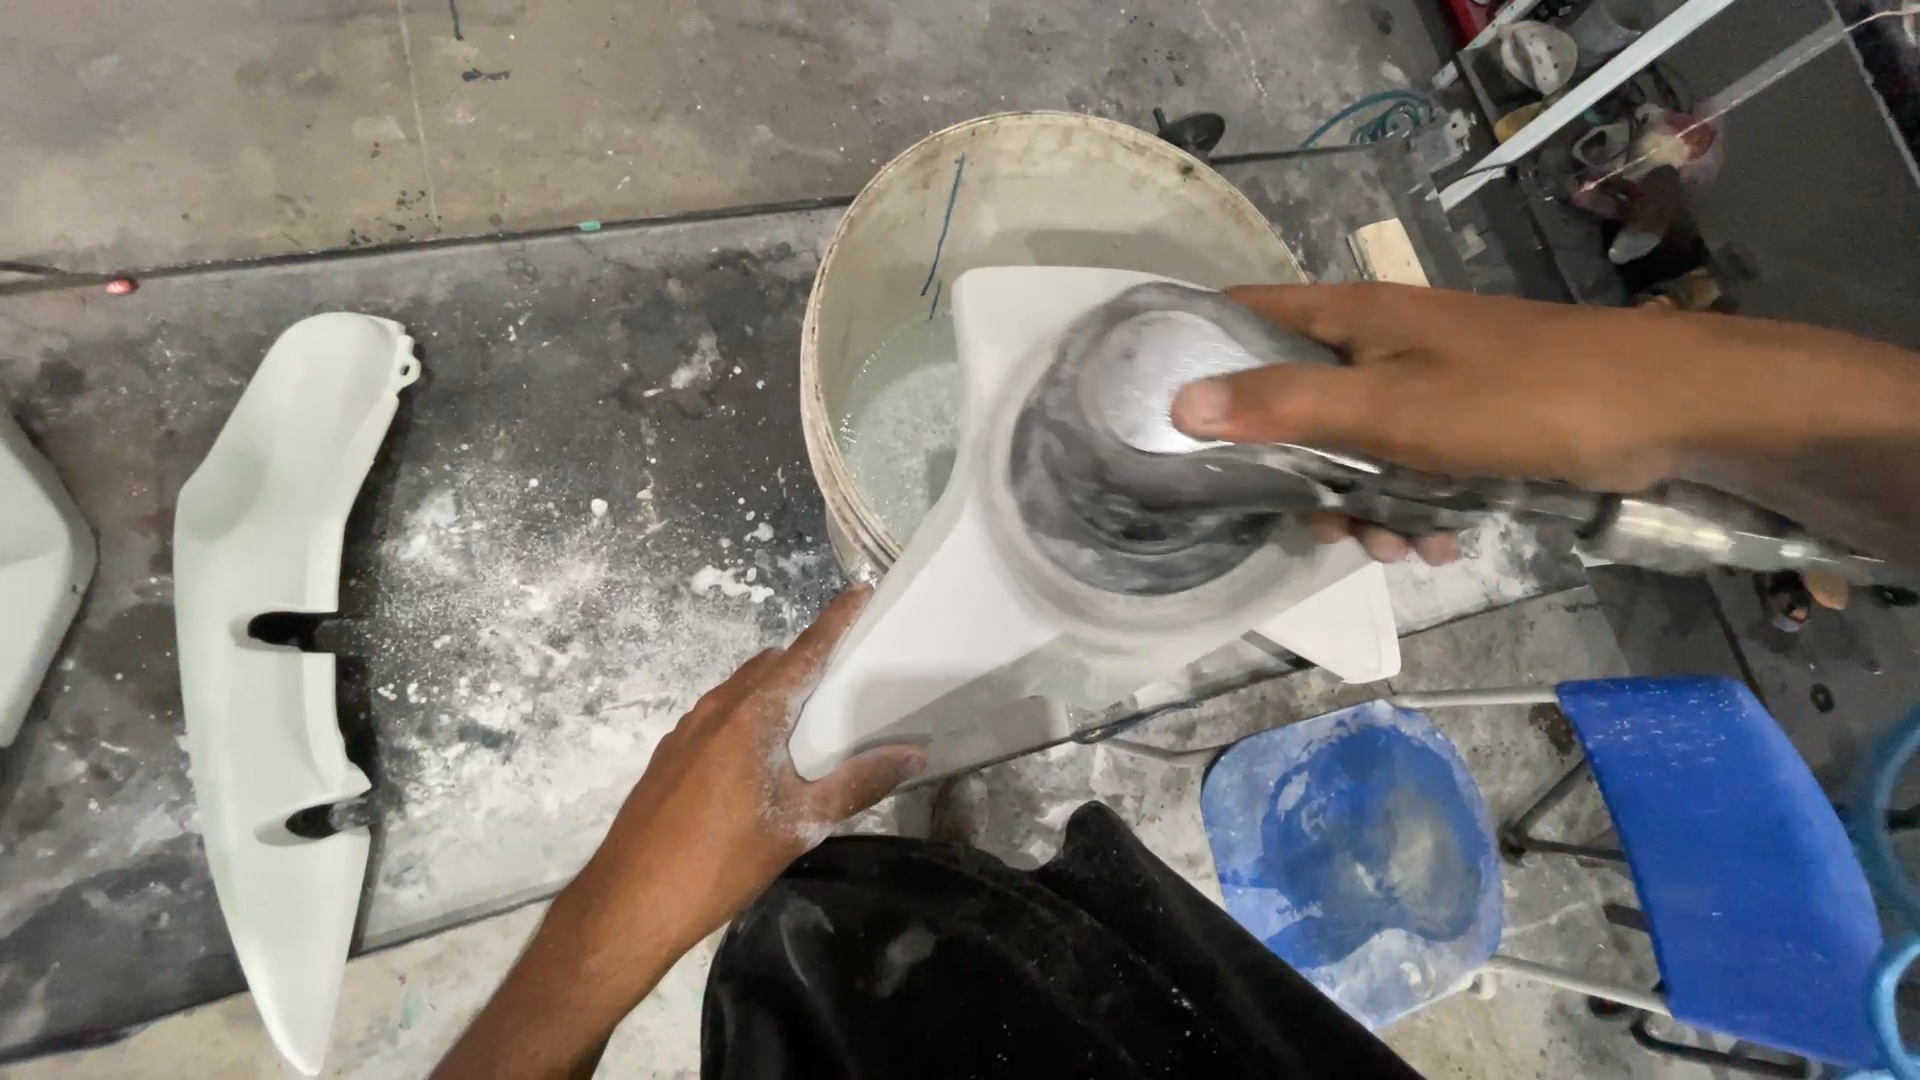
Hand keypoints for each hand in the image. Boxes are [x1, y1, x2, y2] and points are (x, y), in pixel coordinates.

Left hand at [561, 584, 925, 956]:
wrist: (627, 905)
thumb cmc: (721, 861)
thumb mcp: (800, 825)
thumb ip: (860, 784)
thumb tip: (914, 756)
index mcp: (755, 714)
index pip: (806, 651)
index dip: (837, 619)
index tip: (861, 589)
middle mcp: (719, 706)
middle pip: (775, 663)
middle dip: (811, 657)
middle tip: (848, 674)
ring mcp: (688, 727)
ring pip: (744, 686)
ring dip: (778, 686)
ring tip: (809, 718)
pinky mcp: (671, 751)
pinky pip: (721, 712)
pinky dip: (750, 712)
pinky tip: (759, 757)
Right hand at [1169, 283, 1919, 564]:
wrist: (1669, 413)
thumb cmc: (1516, 397)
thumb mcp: (1385, 408)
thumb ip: (1282, 405)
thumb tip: (1178, 402)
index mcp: (1344, 318)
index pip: (1240, 314)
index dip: (1194, 350)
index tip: (1161, 406)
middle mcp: (1366, 343)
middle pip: (1283, 400)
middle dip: (1287, 469)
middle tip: (1306, 516)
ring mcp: (1408, 383)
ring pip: (1339, 447)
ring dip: (1356, 506)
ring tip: (1392, 545)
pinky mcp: (1447, 421)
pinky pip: (1394, 468)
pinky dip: (1404, 509)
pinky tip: (1432, 542)